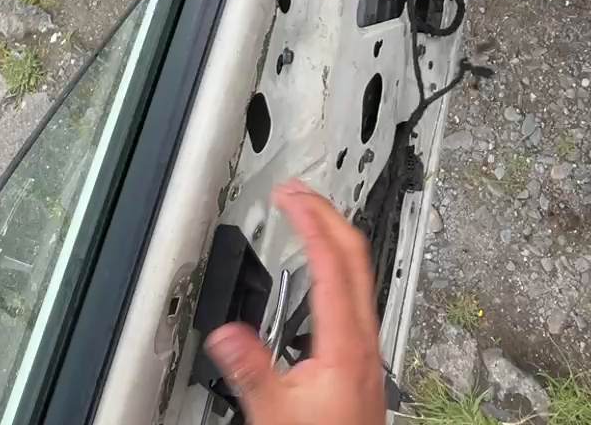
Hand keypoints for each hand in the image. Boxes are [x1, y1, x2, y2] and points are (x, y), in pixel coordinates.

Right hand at [205, 180, 387, 424]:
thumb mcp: (276, 415)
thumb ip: (251, 371)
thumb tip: (223, 333)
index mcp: (345, 340)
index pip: (332, 260)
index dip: (310, 219)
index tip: (289, 194)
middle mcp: (363, 334)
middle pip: (355, 252)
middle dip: (325, 211)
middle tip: (295, 188)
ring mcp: (366, 341)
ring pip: (359, 267)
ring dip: (332, 231)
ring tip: (304, 212)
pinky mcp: (361, 350)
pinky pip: (355, 286)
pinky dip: (335, 258)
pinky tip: (318, 263)